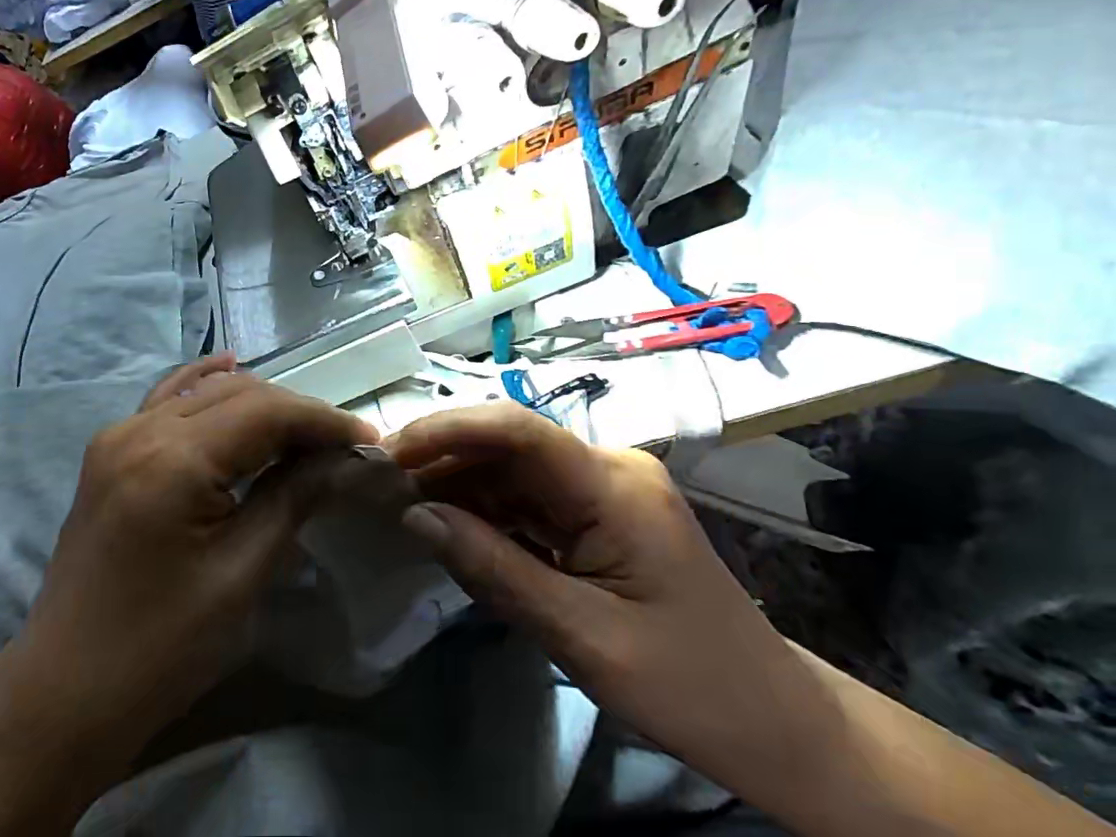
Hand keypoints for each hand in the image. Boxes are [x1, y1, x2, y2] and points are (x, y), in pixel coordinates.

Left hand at [0, 355, 377, 835]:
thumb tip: (347, 461)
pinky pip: (164, 405)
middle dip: (292, 412)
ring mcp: (115, 438)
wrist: (68, 686)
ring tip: (301, 433)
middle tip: (340, 447)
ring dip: (254, 404)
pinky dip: (201, 389)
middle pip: (233, 395)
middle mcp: (138, 430)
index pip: (264, 412)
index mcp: (172, 459)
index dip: (321, 421)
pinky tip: (227, 371)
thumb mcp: (239, 574)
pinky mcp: (107, 455)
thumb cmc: (161, 646)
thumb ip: (292, 500)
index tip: (368, 441)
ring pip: (199, 395)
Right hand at [387, 404, 810, 779]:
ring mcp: (601, 490)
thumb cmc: (692, 686)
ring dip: (452, 483)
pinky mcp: (594, 514)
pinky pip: (522, 497)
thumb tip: (413, 515)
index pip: (515, 430)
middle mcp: (607, 469)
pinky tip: (443, 524)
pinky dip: (479, 509)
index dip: (443, 430)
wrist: (780, 728)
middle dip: (438, 456)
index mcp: (614, 487)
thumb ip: (492, 568)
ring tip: (397, 503)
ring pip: (506, 468)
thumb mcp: (581, 634)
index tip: (387, 454)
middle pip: (504, 443)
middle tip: (378, 484)